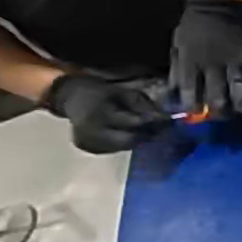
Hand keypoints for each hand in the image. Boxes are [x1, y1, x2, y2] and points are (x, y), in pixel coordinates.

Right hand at [41, 74, 168, 153]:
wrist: (71, 98)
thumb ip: (142, 105)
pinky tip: (131, 136)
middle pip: (130, 140)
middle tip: (164, 130)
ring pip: (124, 147)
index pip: (133, 122)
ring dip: (139, 140)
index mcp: (100, 113)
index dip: (153, 123)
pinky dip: (126, 144)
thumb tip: (164, 117)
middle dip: (148, 135)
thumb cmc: (101, 92)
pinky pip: (114, 149)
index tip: (170, 121)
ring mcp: (88, 141)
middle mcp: (92, 130)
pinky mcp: (88, 148)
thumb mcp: (122, 92)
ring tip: (150, 132)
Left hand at [170, 0, 241, 117]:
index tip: (196, 113)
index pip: (190, 91)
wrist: (216, 3)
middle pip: (217, 96)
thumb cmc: (193, 28)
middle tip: (222, 117)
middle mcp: (212, 65)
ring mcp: (233, 61)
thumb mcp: (177, 47)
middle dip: (220, 111)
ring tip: (241, 112)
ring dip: (240, 106)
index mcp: (190, 62)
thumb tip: (175, 98)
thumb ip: (177, 73)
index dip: (193, 106)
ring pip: (239, 90)